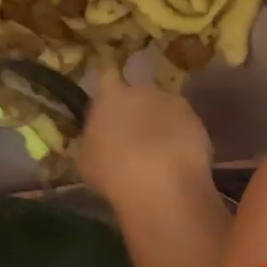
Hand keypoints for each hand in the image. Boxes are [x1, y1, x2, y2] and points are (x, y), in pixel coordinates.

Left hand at [76, 69, 214, 205]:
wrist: (160, 198)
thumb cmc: (174, 141)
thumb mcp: (178, 107)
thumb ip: (158, 95)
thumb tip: (145, 90)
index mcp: (110, 97)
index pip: (108, 74)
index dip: (121, 70)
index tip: (135, 69)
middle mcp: (90, 123)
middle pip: (105, 108)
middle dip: (123, 107)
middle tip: (149, 108)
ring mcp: (89, 156)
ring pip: (106, 135)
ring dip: (123, 134)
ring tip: (150, 138)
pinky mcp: (99, 184)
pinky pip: (113, 160)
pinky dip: (127, 158)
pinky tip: (147, 163)